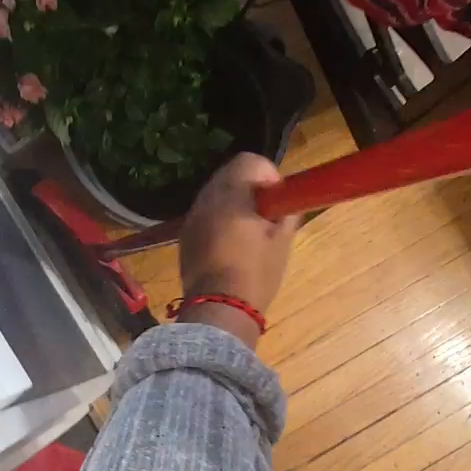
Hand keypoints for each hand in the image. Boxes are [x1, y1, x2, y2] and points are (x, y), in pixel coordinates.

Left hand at [177, 154, 300, 344]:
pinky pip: (205, 216)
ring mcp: (191, 218)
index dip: (268, 175)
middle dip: (250, 189)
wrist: (219, 309)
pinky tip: (230, 247)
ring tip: (249, 234)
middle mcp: (206, 199)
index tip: (277, 200)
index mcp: (231, 194)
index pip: (249, 161)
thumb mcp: (282, 241)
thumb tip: (285, 202)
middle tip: (266, 216)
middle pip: (229, 175)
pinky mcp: (184, 237)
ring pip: (215, 195)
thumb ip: (286, 211)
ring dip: (233, 205)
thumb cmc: (255, 273)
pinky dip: (218, 221)